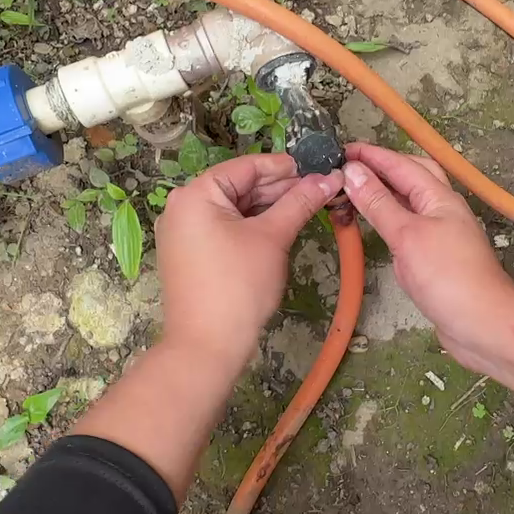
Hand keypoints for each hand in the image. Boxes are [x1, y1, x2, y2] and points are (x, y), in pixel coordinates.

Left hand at [155, 153, 342, 367]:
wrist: (207, 346)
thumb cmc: (238, 286)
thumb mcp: (273, 237)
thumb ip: (300, 202)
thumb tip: (330, 178)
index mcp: (195, 195)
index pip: (246, 166)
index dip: (285, 167)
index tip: (318, 169)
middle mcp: (183, 207)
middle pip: (240, 186)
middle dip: (280, 188)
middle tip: (320, 190)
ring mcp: (184, 232)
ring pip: (235, 208)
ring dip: (270, 207)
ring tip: (308, 207)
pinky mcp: (192, 253)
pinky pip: (226, 227)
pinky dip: (253, 225)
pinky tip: (283, 226)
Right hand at [340, 144, 513, 362]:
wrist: (481, 322)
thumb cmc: (446, 276)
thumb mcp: (406, 235)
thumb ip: (378, 204)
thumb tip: (353, 171)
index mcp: (439, 197)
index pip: (401, 165)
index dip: (371, 155)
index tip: (340, 150)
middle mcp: (443, 209)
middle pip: (412, 176)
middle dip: (382, 167)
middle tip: (350, 168)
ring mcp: (442, 233)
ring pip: (410, 202)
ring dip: (385, 193)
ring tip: (356, 192)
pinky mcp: (437, 256)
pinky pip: (409, 226)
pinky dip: (390, 219)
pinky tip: (377, 227)